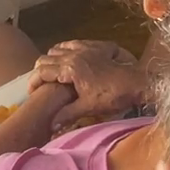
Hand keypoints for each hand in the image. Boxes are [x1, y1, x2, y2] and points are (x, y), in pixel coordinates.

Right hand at [27, 40, 150, 129]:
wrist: (138, 82)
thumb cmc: (113, 95)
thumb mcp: (88, 107)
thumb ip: (67, 114)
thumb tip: (51, 126)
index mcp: (70, 68)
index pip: (41, 71)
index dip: (32, 82)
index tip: (31, 92)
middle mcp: (74, 54)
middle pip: (46, 58)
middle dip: (40, 71)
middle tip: (42, 85)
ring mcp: (84, 47)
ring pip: (57, 48)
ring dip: (52, 60)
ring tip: (54, 74)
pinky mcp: (95, 45)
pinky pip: (72, 43)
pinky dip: (65, 51)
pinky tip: (70, 61)